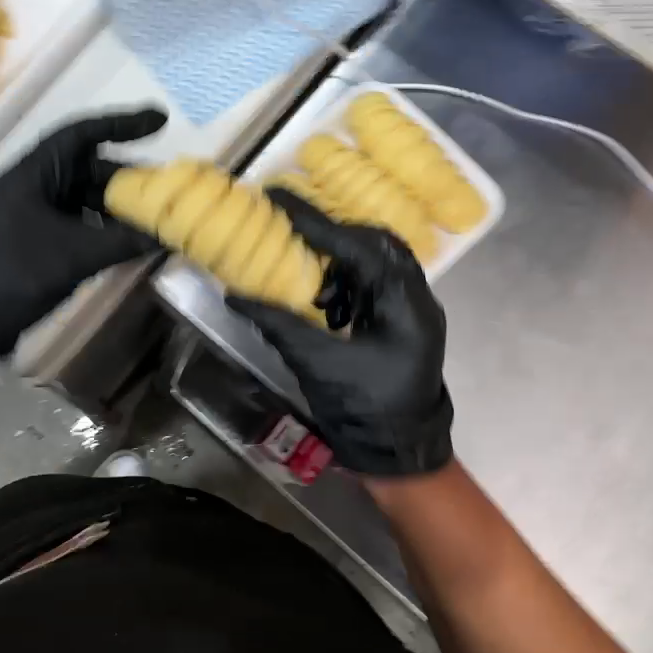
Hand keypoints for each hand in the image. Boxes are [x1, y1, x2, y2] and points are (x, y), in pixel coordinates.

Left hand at [0, 108, 168, 353]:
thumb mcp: (74, 255)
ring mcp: (32, 212)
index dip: (122, 123)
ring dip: (118, 205)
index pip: (81, 134)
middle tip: (166, 187)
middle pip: (88, 168)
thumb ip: (123, 241)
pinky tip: (129, 241)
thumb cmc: (13, 275)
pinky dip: (103, 227)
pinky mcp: (35, 238)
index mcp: (32, 173)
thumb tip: (169, 234)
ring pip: (84, 197)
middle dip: (128, 176)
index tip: (160, 121)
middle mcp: (32, 185)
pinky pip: (77, 221)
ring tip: (155, 217)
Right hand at [227, 190, 452, 476]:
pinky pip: (376, 281)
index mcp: (403, 302)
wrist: (400, 455)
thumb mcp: (316, 364)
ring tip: (305, 263)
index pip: (355, 245)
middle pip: (375, 241)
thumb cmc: (364, 410)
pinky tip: (323, 294)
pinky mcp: (404, 322)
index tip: (277, 197)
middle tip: (291, 226)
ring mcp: (414, 309)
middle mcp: (416, 297)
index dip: (314, 220)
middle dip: (331, 231)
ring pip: (378, 259)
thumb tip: (236, 294)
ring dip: (340, 254)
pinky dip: (347, 276)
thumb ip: (278, 323)